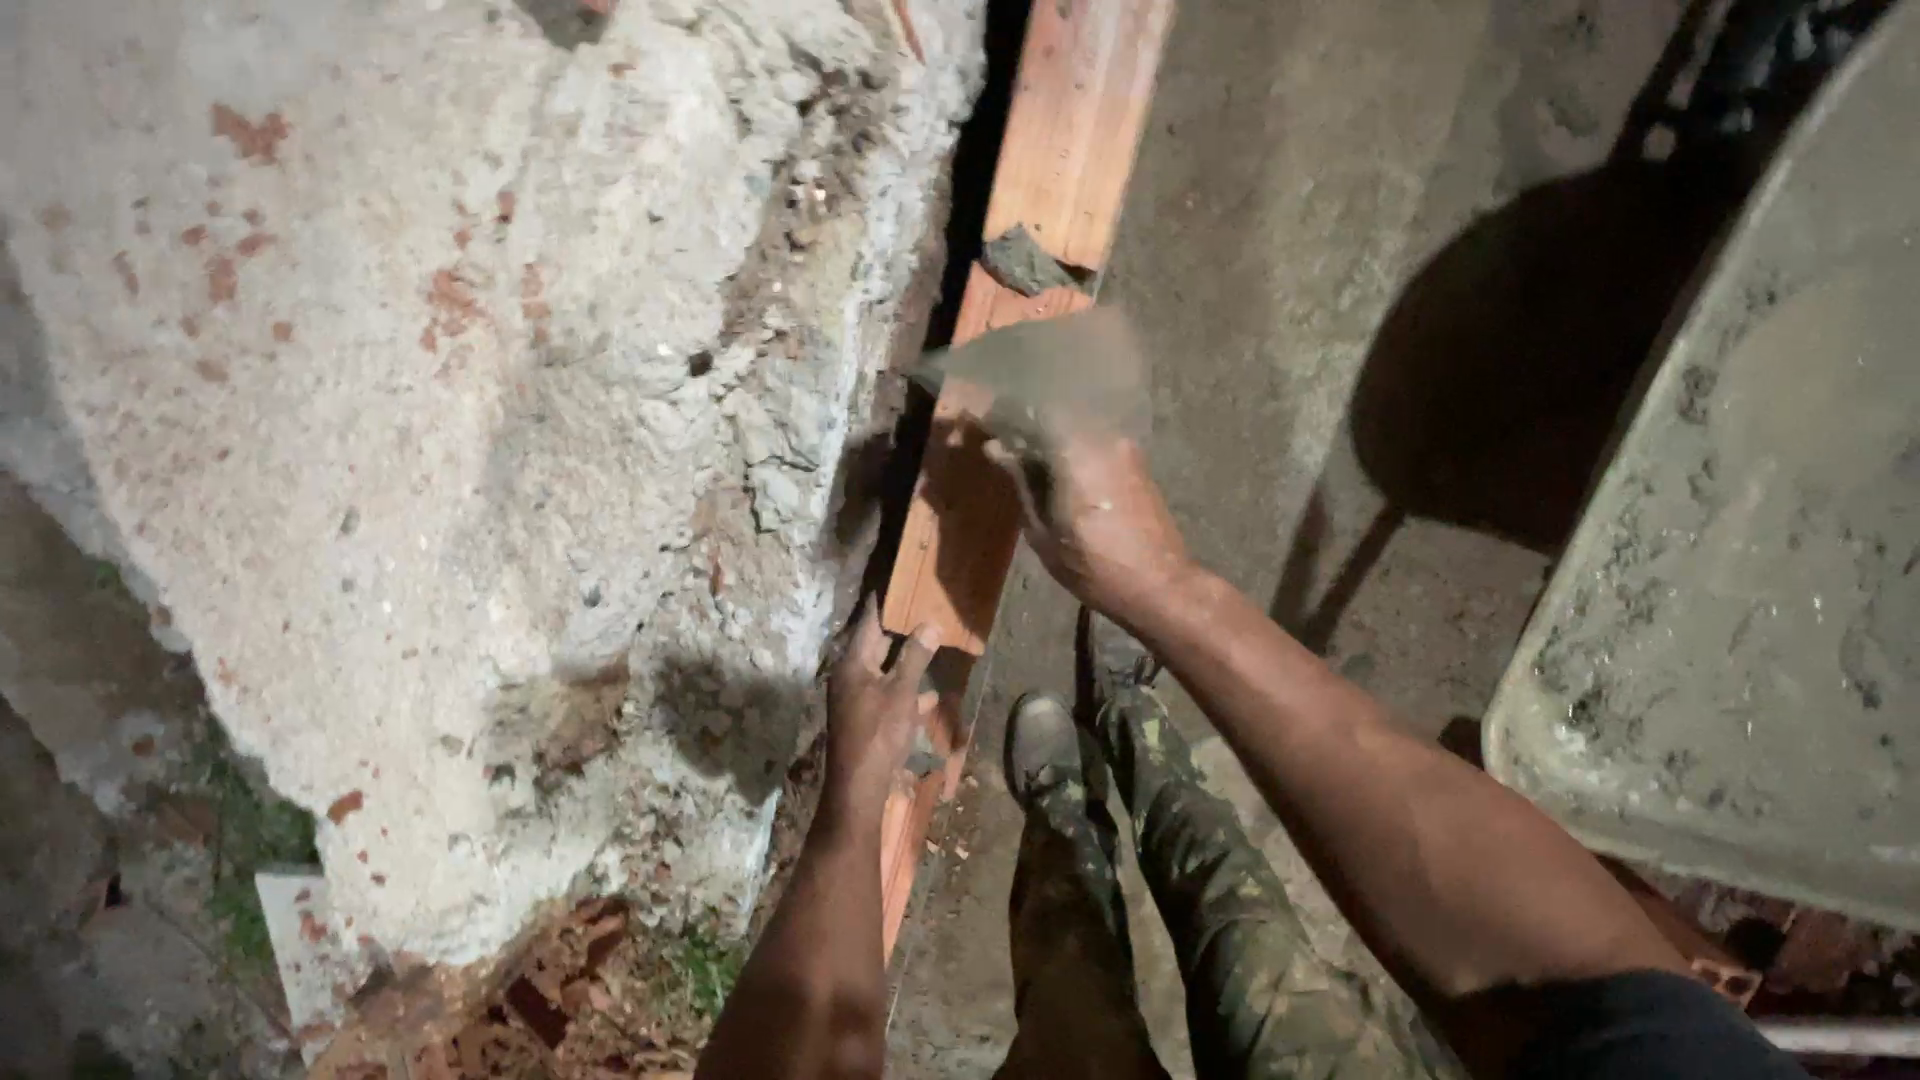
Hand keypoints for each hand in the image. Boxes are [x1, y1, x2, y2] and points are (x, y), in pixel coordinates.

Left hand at [822, 603, 940, 826]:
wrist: (859, 786)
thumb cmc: (879, 732)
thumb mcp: (901, 691)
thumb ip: (915, 657)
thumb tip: (929, 624)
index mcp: (853, 664)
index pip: (868, 623)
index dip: (883, 603)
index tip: (897, 584)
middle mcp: (850, 678)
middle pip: (875, 646)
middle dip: (897, 630)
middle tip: (919, 608)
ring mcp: (856, 701)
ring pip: (884, 673)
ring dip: (905, 662)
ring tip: (930, 643)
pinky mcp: (866, 720)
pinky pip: (888, 697)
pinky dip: (906, 692)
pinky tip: (929, 696)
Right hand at [984, 426, 1192, 618]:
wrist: (1160, 585)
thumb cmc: (1096, 569)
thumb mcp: (1044, 534)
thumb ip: (1022, 483)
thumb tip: (997, 448)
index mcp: (1076, 454)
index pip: (1030, 413)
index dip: (999, 412)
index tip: (975, 421)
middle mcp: (1103, 439)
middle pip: (1053, 413)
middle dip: (1021, 423)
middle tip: (997, 442)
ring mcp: (1123, 447)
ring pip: (1074, 425)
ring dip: (1045, 435)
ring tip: (1021, 457)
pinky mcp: (1135, 460)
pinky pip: (1092, 440)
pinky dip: (1068, 447)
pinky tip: (1053, 469)